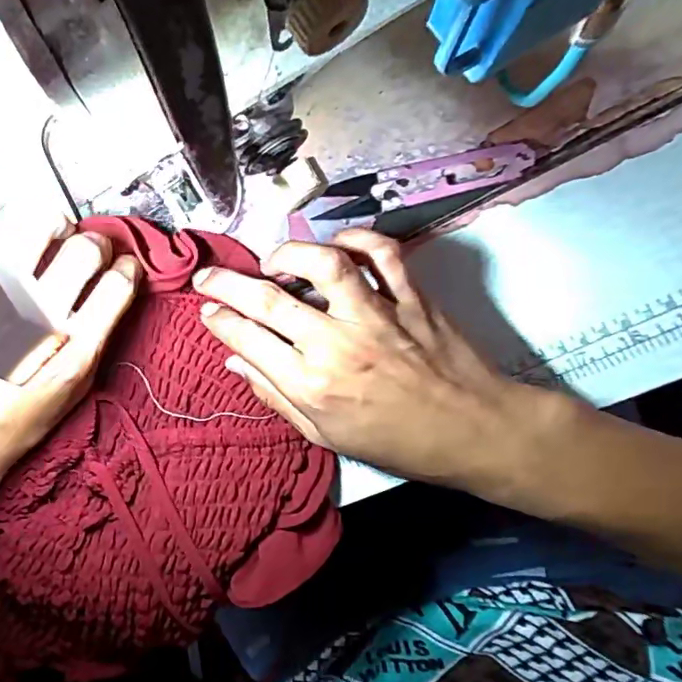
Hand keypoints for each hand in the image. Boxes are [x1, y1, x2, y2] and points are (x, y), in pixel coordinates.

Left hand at [0, 230, 137, 494]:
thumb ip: (99, 337)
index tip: (126, 266)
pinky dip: (8, 232)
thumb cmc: (23, 416)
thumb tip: (117, 288)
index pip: (116, 285)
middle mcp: (36, 322)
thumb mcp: (77, 388)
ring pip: (33, 230)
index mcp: (74, 351)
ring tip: (55, 233)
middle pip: (83, 251)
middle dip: (96, 244)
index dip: (128, 268)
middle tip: (91, 250)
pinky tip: (16, 245)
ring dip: (53, 226)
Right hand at [194, 229, 586, 498]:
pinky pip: (382, 253)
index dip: (219, 320)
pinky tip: (339, 246)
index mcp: (313, 386)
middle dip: (227, 283)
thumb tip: (237, 362)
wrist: (473, 432)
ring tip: (276, 261)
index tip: (208, 309)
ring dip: (289, 253)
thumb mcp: (327, 436)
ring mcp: (377, 316)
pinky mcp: (411, 297)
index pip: (249, 339)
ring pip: (323, 263)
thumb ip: (278, 396)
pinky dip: (357, 239)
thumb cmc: (397, 443)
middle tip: (209, 276)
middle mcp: (338, 345)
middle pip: (269, 299)